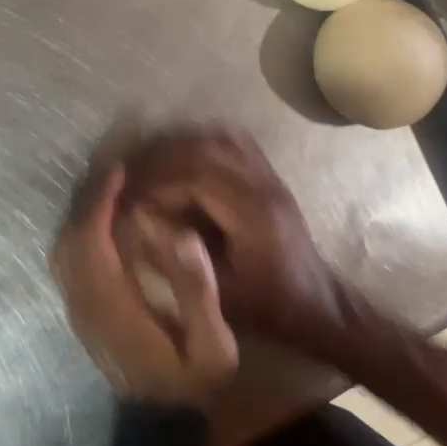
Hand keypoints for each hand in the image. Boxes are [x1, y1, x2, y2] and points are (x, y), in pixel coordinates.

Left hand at [52, 162, 238, 403]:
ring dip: (81, 215)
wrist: (163, 422)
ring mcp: (78, 313)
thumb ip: (198, 291)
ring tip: (109, 188)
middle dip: (87, 202)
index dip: (99, 205)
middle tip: (114, 170)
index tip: (119, 173)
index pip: (90, 246)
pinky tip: (103, 219)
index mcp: (113, 312)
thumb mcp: (214, 347)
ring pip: (62, 252)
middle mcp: (84, 309)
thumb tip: (182, 235)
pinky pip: (68, 263)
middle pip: (68, 243)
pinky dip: (80, 232)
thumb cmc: (193, 382)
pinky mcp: (81, 315)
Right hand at [123, 129, 346, 344]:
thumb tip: (138, 220)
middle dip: (162, 160)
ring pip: (219, 140)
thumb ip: (178, 254)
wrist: (315, 303)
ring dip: (181, 148)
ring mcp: (270, 177)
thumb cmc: (265, 305)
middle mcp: (263, 185)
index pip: (195, 177)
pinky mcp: (271, 178)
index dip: (156, 184)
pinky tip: (181, 163)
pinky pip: (234, 144)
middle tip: (131, 178)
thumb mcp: (217, 291)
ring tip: (150, 167)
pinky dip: (202, 147)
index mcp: (252, 213)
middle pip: (205, 150)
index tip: (130, 200)